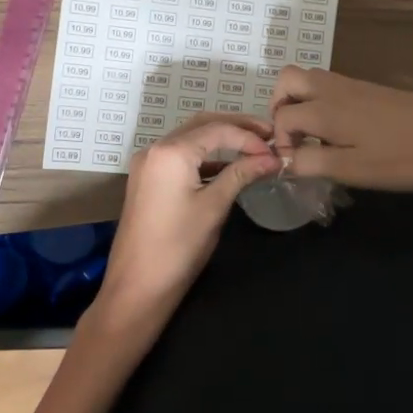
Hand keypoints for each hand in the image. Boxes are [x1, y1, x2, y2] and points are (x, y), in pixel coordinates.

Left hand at [95, 114, 281, 317]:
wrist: (137, 286)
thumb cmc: (178, 246)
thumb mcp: (214, 206)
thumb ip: (241, 174)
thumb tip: (272, 159)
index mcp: (171, 152)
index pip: (218, 130)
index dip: (250, 137)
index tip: (275, 151)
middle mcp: (155, 149)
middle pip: (202, 125)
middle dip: (236, 128)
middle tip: (269, 135)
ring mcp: (148, 164)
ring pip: (191, 139)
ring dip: (221, 140)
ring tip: (253, 148)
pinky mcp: (147, 180)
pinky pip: (180, 156)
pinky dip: (206, 157)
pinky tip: (228, 167)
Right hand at [268, 66, 412, 191]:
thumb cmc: (400, 157)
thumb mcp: (351, 168)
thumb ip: (311, 162)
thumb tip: (282, 161)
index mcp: (323, 108)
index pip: (281, 117)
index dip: (278, 142)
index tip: (293, 165)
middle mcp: (332, 89)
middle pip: (288, 80)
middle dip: (278, 107)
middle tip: (292, 139)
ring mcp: (353, 86)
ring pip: (309, 79)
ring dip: (299, 102)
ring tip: (313, 137)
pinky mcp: (370, 89)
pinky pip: (330, 86)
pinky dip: (320, 102)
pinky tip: (339, 132)